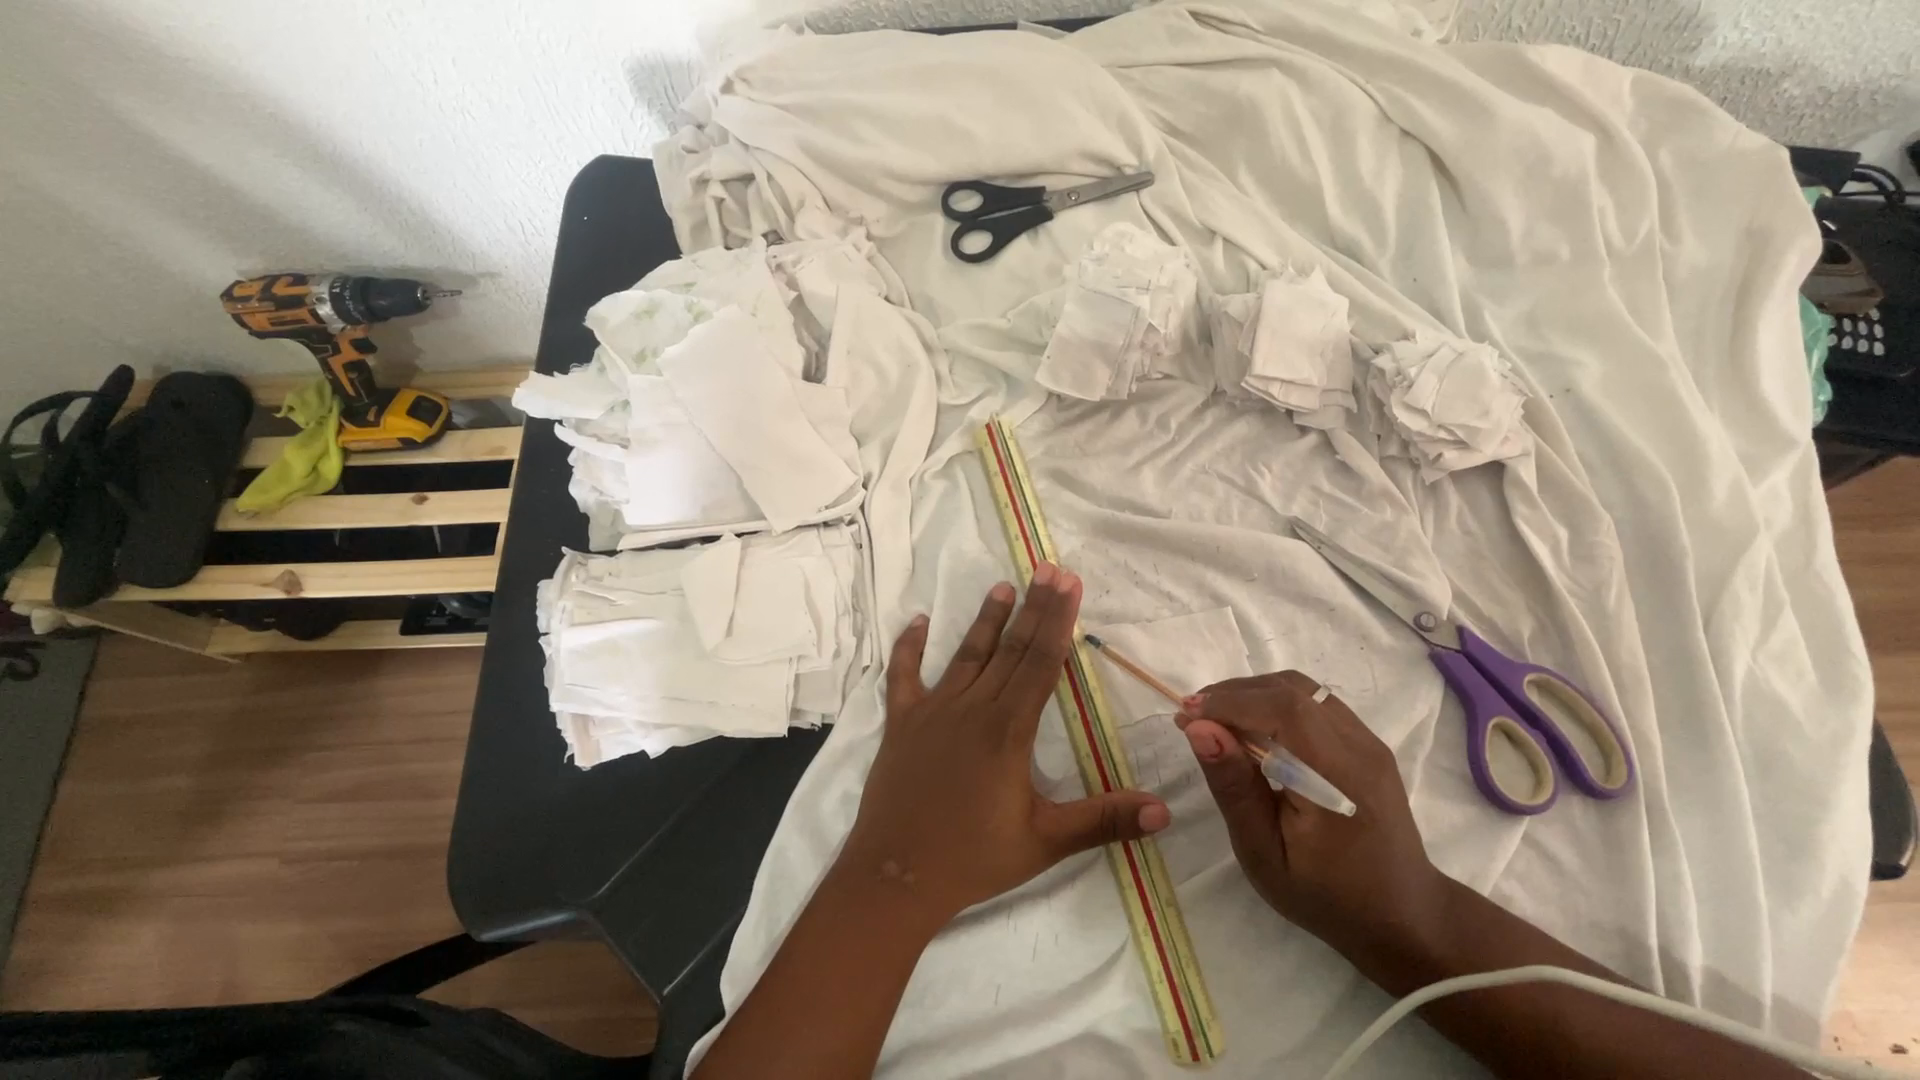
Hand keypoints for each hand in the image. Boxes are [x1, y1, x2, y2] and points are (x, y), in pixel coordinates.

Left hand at [835, 564, 1170, 930]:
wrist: (896, 877)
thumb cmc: (973, 859)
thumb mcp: (1046, 842)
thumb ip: (1104, 821)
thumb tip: (1165, 812)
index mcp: (1007, 730)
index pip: (1041, 663)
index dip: (1058, 621)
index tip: (1070, 584)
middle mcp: (971, 709)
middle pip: (1009, 648)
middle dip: (1033, 607)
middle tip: (1049, 568)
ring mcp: (931, 713)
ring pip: (965, 655)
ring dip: (985, 619)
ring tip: (1002, 585)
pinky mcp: (901, 724)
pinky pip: (903, 677)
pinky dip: (909, 647)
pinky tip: (916, 621)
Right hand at [1180, 672, 1445, 961]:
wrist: (1401, 915)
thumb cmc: (1325, 895)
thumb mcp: (1264, 854)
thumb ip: (1234, 788)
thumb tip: (1200, 729)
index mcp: (1338, 777)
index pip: (1282, 707)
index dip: (1229, 701)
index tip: (1186, 716)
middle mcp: (1360, 747)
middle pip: (1291, 689)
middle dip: (1234, 694)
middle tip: (1193, 717)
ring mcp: (1368, 742)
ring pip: (1303, 690)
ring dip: (1253, 695)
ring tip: (1216, 721)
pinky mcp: (1367, 745)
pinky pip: (1316, 704)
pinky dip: (1275, 705)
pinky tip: (1252, 731)